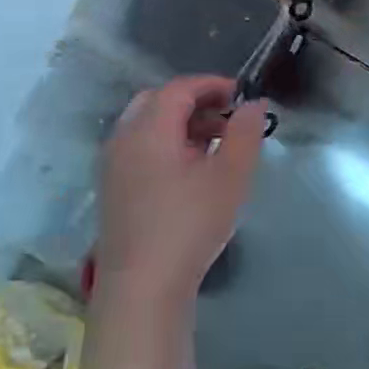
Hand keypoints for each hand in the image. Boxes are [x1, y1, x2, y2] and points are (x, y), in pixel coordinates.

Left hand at [97, 76, 267, 301]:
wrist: (144, 282)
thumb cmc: (191, 224)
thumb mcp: (231, 176)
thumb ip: (245, 134)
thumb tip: (254, 104)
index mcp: (149, 131)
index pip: (178, 89)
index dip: (212, 85)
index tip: (243, 95)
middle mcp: (122, 140)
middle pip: (156, 102)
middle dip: (195, 101)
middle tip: (230, 116)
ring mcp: (113, 165)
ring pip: (146, 126)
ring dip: (182, 123)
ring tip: (218, 143)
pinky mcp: (114, 188)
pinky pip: (141, 148)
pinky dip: (168, 143)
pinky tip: (193, 169)